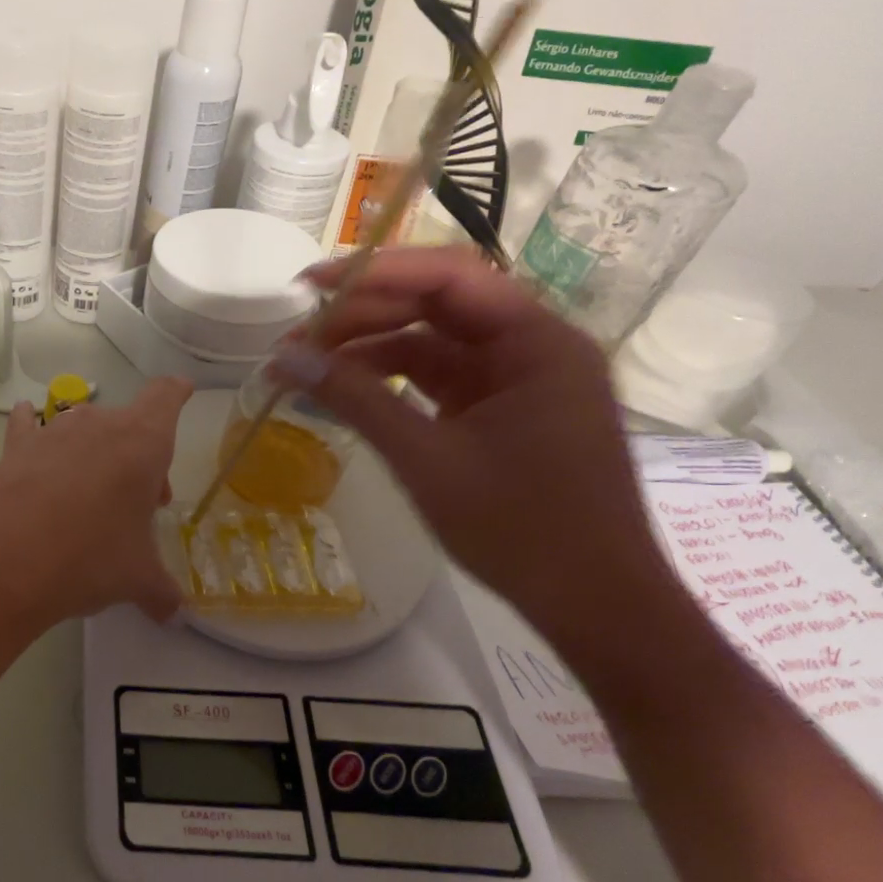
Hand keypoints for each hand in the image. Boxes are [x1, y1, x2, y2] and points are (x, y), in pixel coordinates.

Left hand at [0, 376, 193, 635]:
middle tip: (136, 507)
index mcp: (142, 442)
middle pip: (128, 425)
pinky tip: (26, 428)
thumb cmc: (89, 557)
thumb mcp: (136, 578)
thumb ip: (161, 590)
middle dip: (137, 459)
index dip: (176, 394)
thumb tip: (173, 613)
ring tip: (89, 500)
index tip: (183, 391)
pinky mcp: (14, 447)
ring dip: (93, 455)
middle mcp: (98, 424)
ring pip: (84, 430)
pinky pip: (29, 426)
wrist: (1, 559)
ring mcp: (52, 431)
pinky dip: (32, 427)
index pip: (165, 397)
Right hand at [268, 246, 670, 633]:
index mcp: (538, 342)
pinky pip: (441, 373)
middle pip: (438, 302)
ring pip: (434, 337)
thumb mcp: (427, 460)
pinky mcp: (505, 409)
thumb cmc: (522, 530)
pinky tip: (346, 386)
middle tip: (296, 335)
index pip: (449, 277)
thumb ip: (355, 399)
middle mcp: (535, 346)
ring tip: (307, 362)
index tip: (309, 285)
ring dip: (370, 344)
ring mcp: (521, 379)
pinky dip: (392, 376)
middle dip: (363, 313)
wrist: (598, 609)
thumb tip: (283, 359)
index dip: (374, 272)